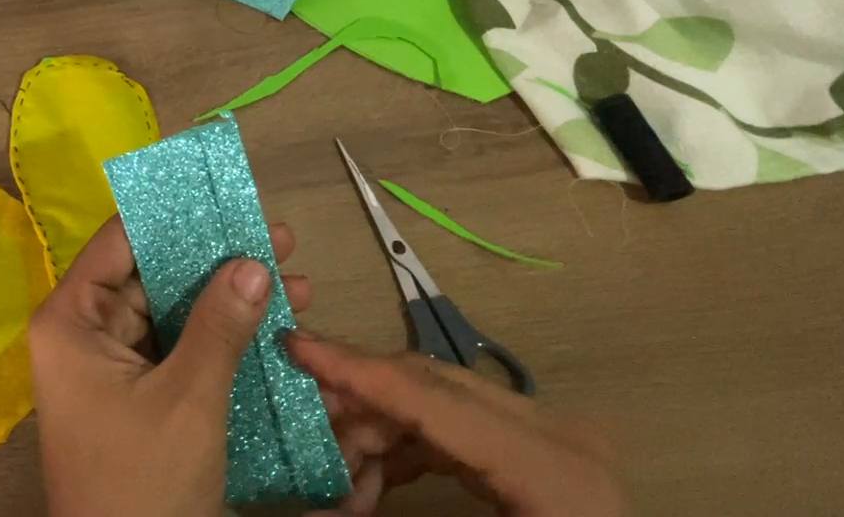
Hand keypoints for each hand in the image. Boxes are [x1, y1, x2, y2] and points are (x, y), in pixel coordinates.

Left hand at [27, 216, 312, 516]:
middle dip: (216, 256)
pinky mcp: (139, 392)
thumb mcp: (187, 400)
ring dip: (229, 296)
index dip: (168, 213)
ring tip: (293, 272)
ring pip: (174, 309)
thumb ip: (220, 326)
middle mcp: (86, 331)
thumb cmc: (142, 484)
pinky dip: (223, 334)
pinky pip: (181, 345)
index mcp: (71, 320)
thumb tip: (254, 260)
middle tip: (274, 234)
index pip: (119, 242)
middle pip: (153, 273)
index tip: (218, 190)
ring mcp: (113, 363)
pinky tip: (275, 322)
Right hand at [286, 334, 623, 516]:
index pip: (429, 396)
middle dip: (356, 404)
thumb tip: (305, 510)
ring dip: (378, 430)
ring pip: (434, 401)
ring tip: (338, 478)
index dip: (353, 369)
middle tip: (301, 425)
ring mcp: (550, 440)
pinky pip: (456, 426)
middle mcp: (553, 434)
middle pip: (426, 386)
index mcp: (547, 465)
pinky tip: (374, 480)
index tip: (290, 343)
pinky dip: (408, 445)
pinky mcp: (540, 453)